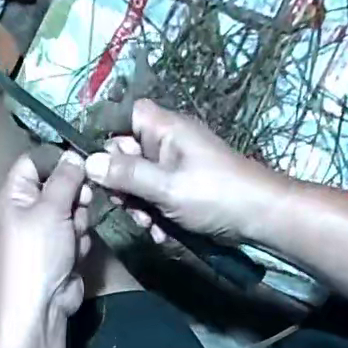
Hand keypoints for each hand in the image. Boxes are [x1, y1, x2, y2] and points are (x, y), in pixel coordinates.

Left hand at [0, 150, 91, 330]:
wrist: (40, 305)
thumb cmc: (37, 253)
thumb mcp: (51, 208)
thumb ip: (65, 178)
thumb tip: (74, 155)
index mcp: (14, 195)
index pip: (35, 162)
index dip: (58, 161)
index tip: (82, 163)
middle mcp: (28, 210)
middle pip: (61, 186)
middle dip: (76, 196)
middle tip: (82, 203)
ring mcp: (46, 232)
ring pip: (75, 211)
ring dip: (80, 223)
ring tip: (72, 240)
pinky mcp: (62, 251)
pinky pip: (78, 235)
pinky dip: (80, 244)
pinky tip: (74, 257)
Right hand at [83, 100, 292, 242]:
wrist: (260, 218)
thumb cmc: (215, 194)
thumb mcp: (166, 186)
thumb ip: (126, 174)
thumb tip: (88, 162)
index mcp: (165, 129)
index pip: (126, 115)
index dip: (109, 136)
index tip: (99, 165)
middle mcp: (169, 143)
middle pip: (127, 154)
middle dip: (123, 184)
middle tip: (129, 206)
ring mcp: (177, 167)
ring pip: (140, 181)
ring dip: (138, 206)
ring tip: (149, 225)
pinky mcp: (183, 189)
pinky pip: (156, 197)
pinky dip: (155, 214)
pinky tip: (161, 232)